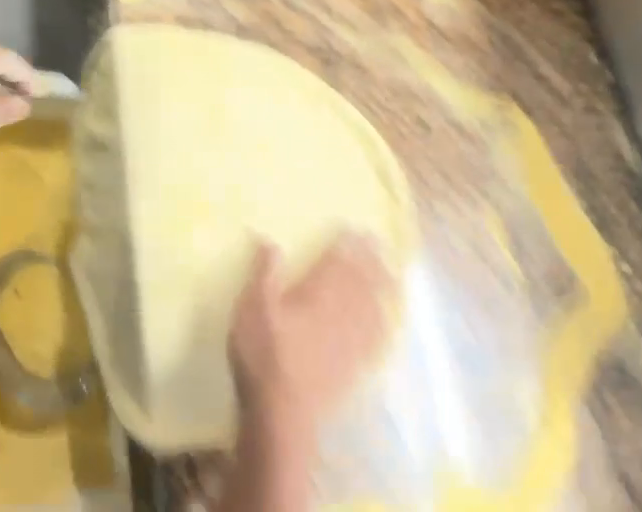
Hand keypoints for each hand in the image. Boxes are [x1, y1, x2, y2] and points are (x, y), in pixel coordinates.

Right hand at [228, 233, 395, 430]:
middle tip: (377, 242)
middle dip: (370, 261)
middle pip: (361, 283)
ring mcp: (354, 342)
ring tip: (391, 270)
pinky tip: (388, 315)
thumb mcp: (250, 309)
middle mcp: (342, 316)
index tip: (353, 229)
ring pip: (376, 307)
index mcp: (315, 298)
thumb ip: (263, 274)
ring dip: (384, 286)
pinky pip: (380, 335)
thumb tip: (269, 240)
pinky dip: (386, 319)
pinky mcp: (358, 364)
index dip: (345, 247)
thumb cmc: (261, 354)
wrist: (284, 411)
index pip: (336, 266)